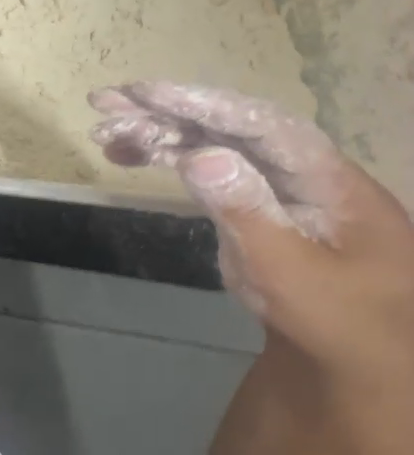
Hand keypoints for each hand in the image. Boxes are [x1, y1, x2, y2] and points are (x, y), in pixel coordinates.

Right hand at [88, 81, 413, 379]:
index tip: (144, 93)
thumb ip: (246, 212)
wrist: (351, 361)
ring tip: (103, 132)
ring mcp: (279, 183)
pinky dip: (162, 153)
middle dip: (165, 112)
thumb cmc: (333, 320)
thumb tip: (201, 156)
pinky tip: (125, 155)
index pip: (265, 127)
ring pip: (210, 140)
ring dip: (154, 130)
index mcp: (334, 184)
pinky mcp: (254, 195)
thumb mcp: (289, 271)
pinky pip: (204, 161)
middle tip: (104, 103)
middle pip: (230, 127)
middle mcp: (306, 172)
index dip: (205, 105)